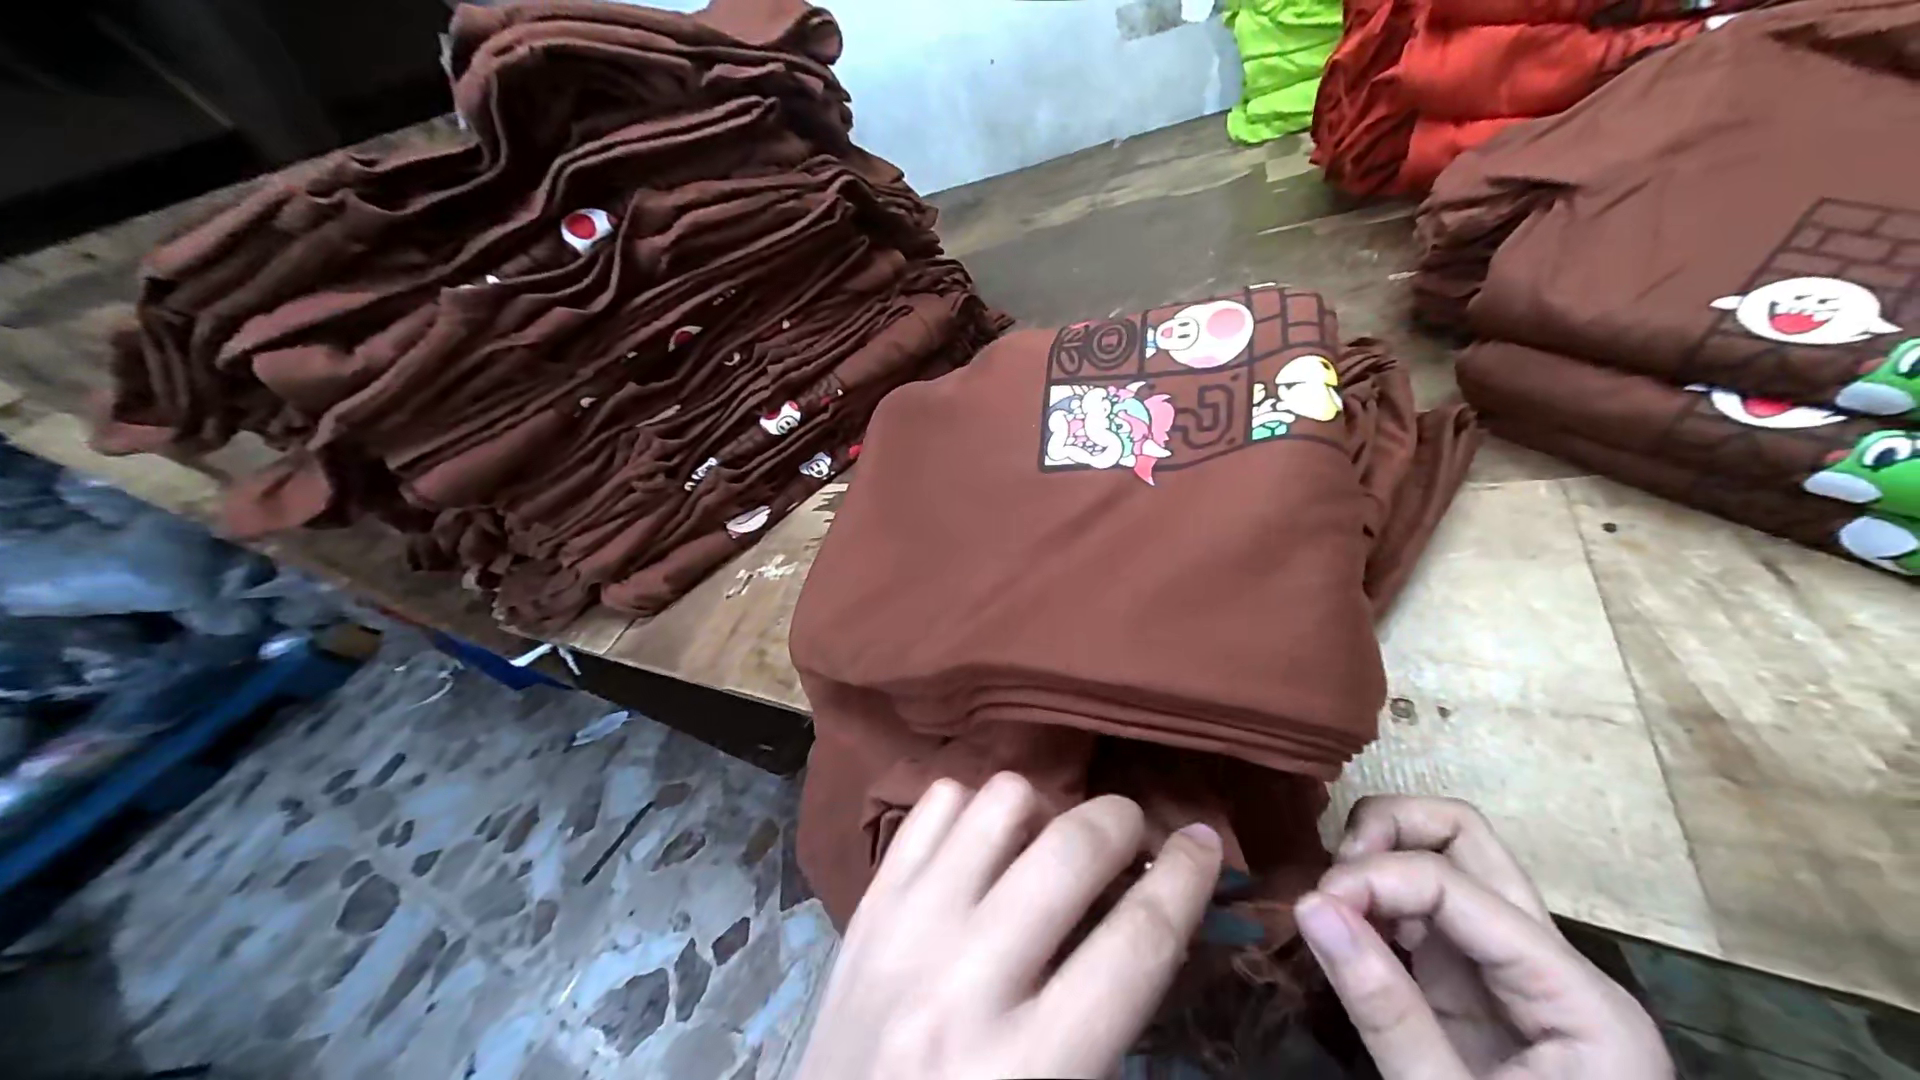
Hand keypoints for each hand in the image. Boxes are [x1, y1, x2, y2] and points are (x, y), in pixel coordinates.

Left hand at [793, 772, 1224, 1079]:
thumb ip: (1110, 1011)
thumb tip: (1149, 908)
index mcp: (1031, 1065)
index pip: (1136, 943)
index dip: (1185, 880)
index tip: (1204, 843)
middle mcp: (966, 980)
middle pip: (1070, 852)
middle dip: (1120, 823)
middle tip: (1130, 836)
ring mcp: (908, 927)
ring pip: (998, 803)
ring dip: (1042, 809)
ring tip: (1047, 840)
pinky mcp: (870, 901)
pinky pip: (934, 806)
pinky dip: (972, 809)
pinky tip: (985, 843)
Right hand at [1295, 796, 1672, 1078]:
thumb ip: (1385, 1009)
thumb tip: (1308, 905)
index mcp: (1578, 998)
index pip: (1456, 882)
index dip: (1375, 876)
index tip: (1313, 906)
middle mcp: (1555, 961)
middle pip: (1466, 837)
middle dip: (1386, 831)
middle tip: (1334, 874)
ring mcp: (1516, 965)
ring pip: (1446, 853)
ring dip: (1381, 852)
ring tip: (1338, 895)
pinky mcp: (1477, 979)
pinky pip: (1425, 901)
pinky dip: (1379, 892)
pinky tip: (1351, 922)